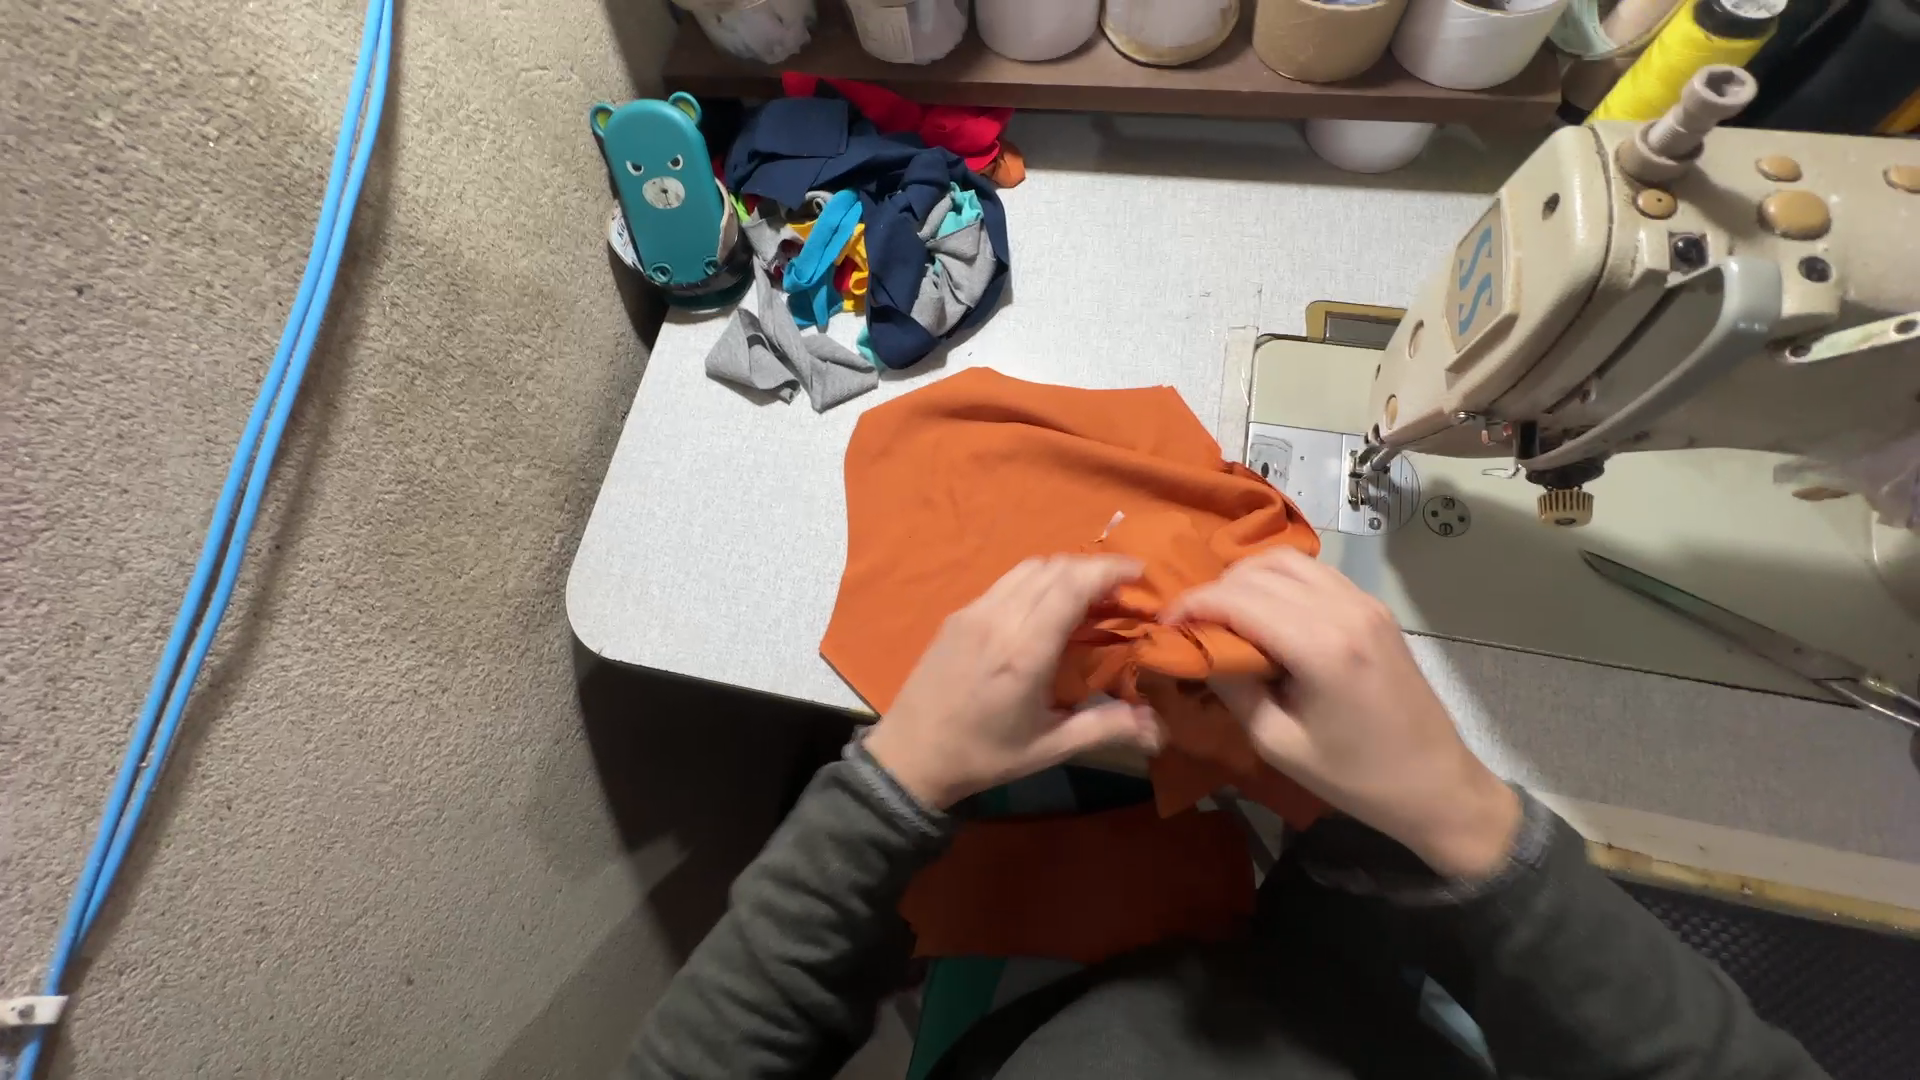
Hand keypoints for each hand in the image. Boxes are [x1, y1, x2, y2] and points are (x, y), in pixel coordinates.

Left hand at [865, 556, 1165, 810]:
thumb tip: (1159, 726)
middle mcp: (997, 620)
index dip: (1108, 570)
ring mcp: (973, 612)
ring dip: (1065, 570)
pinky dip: (1037, 580)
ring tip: (1091, 592)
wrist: (909, 755)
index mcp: (1023, 652)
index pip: (1070, 586)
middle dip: (1093, 568)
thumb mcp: (1048, 748)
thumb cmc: (983, 755)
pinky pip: (1006, 581)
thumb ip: (1105, 728)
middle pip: (1053, 568)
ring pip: (1027, 568)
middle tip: (1123, 587)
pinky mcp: (958, 615)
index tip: (1139, 573)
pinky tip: (1049, 604)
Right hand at [1165, 548, 1519, 878]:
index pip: (1237, 598)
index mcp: (1321, 647)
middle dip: (1214, 591)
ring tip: (1224, 614)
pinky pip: (1312, 572)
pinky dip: (1276, 580)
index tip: (1163, 623)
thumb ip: (1231, 686)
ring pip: (1285, 560)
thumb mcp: (1276, 743)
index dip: (1191, 604)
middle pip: (1257, 571)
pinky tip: (1264, 611)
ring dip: (1244, 579)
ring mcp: (1364, 603)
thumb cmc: (1353, 776)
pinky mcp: (1373, 607)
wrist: (1437, 786)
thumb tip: (1197, 648)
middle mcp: (1344, 610)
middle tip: (1191, 624)